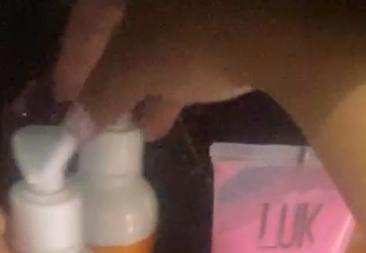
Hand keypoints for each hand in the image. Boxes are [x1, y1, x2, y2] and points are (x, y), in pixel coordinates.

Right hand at [55, 0, 365, 137]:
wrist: (301, 14)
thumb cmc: (200, 29)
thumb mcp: (139, 64)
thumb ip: (101, 93)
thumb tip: (75, 126)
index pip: (91, 12)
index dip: (74, 58)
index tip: (64, 99)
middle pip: (130, 18)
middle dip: (114, 71)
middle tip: (104, 116)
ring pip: (169, 27)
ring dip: (151, 78)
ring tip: (143, 127)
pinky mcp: (251, 10)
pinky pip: (204, 32)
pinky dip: (186, 68)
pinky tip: (178, 107)